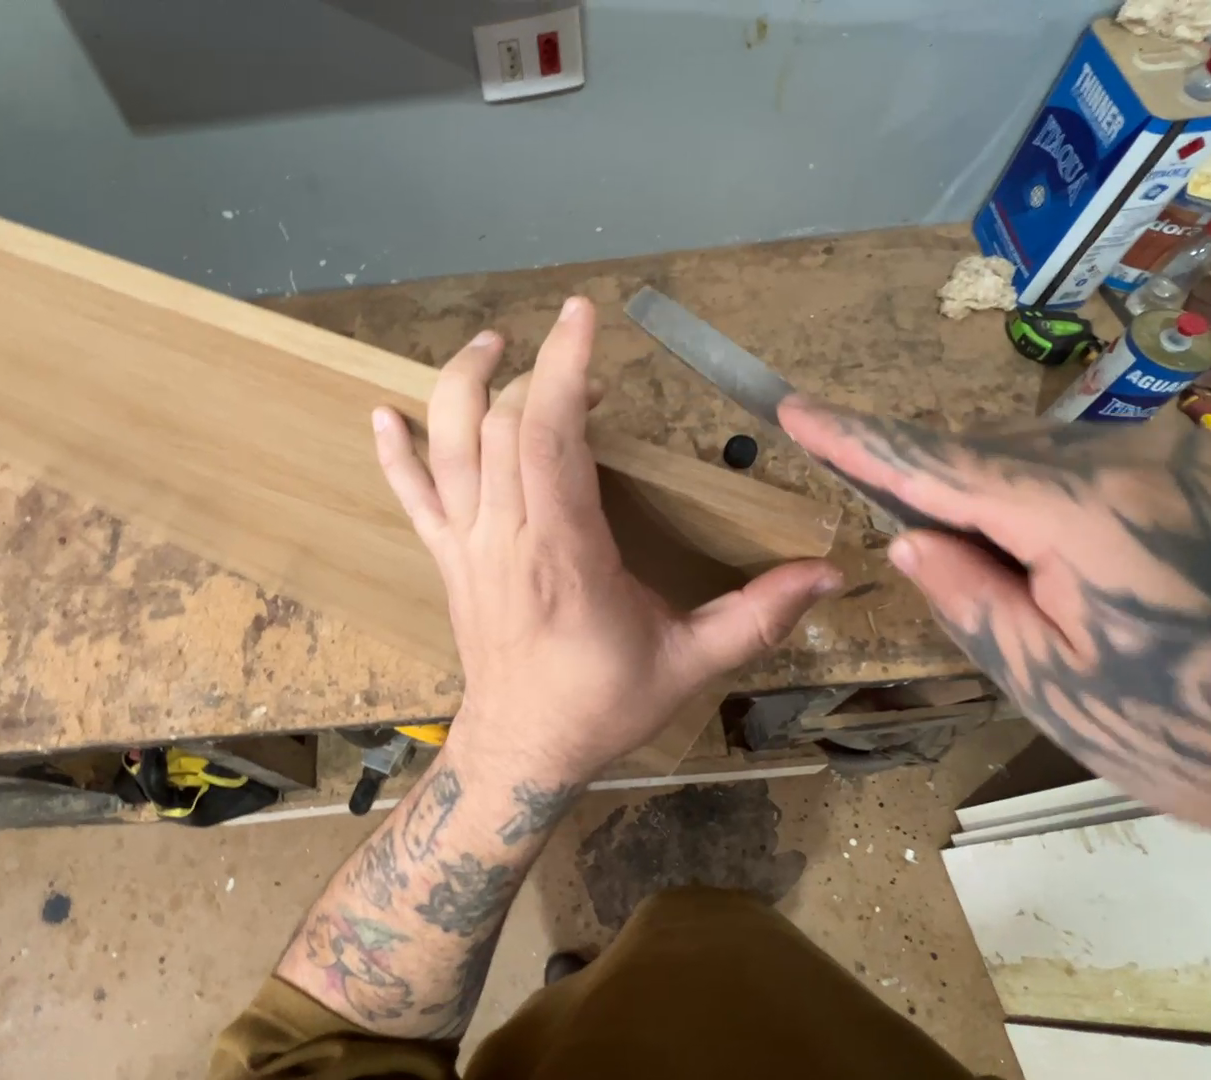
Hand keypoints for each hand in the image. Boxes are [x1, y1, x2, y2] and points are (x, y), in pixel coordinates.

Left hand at [371, 297, 842, 783]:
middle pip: (499, 425)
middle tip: (571, 345)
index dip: (563, 367)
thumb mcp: (689, 663)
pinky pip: (410, 497)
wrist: (521, 750)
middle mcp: (504, 537)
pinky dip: (395, 455)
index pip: (550, 435)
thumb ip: (757, 616)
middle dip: (532, 369)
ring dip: (462, 385)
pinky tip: (382, 416)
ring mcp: (466, 546)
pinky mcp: (447, 560)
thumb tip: (829, 576)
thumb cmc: (601, 706)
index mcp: (563, 553)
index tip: (582, 315)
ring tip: (491, 345)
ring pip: (447, 447)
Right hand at [778, 396, 1210, 892]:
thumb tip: (911, 542)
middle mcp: (1124, 456)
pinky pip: (1091, 468)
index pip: (932, 461)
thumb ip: (971, 603)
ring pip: (1037, 458)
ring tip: (1006, 579)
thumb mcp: (1062, 689)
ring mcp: (1180, 456)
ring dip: (992, 502)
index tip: (793, 406)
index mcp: (1075, 510)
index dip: (854, 438)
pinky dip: (1046, 503)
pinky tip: (1071, 564)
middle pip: (982, 453)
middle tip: (921, 557)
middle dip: (929, 489)